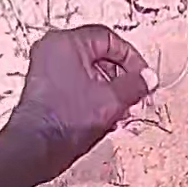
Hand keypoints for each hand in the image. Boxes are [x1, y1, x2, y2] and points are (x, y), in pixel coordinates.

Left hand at [5, 25, 152, 178]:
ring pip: (89, 73)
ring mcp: (47, 70)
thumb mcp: (111, 100)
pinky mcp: (46, 90)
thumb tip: (149, 78)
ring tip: (123, 112)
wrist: (38, 147)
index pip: (108, 38)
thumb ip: (135, 85)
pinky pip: (77, 86)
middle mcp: (53, 50)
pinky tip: (106, 118)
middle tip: (135, 97)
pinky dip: (94, 98)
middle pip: (99, 56)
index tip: (143, 78)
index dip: (131, 58)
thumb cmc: (67, 120)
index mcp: (67, 42)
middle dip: (122, 78)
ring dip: (110, 91)